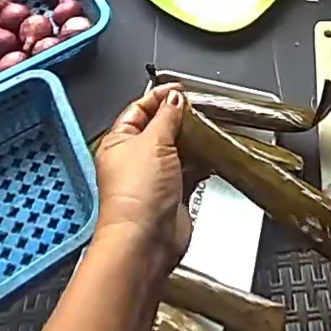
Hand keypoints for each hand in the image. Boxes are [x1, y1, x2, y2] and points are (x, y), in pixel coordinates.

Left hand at [92, 86, 192, 277]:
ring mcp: (154, 176)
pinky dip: (200, 161)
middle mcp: (134, 158)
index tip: (180, 89)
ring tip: (208, 128)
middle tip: (198, 108)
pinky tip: (212, 154)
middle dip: (178, 117)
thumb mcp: (153, 142)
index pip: (139, 108)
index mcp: (118, 141)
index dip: (159, 96)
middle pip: (159, 127)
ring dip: (192, 139)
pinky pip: (189, 169)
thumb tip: (174, 99)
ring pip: (176, 148)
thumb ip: (167, 117)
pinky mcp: (172, 193)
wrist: (146, 240)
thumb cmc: (136, 195)